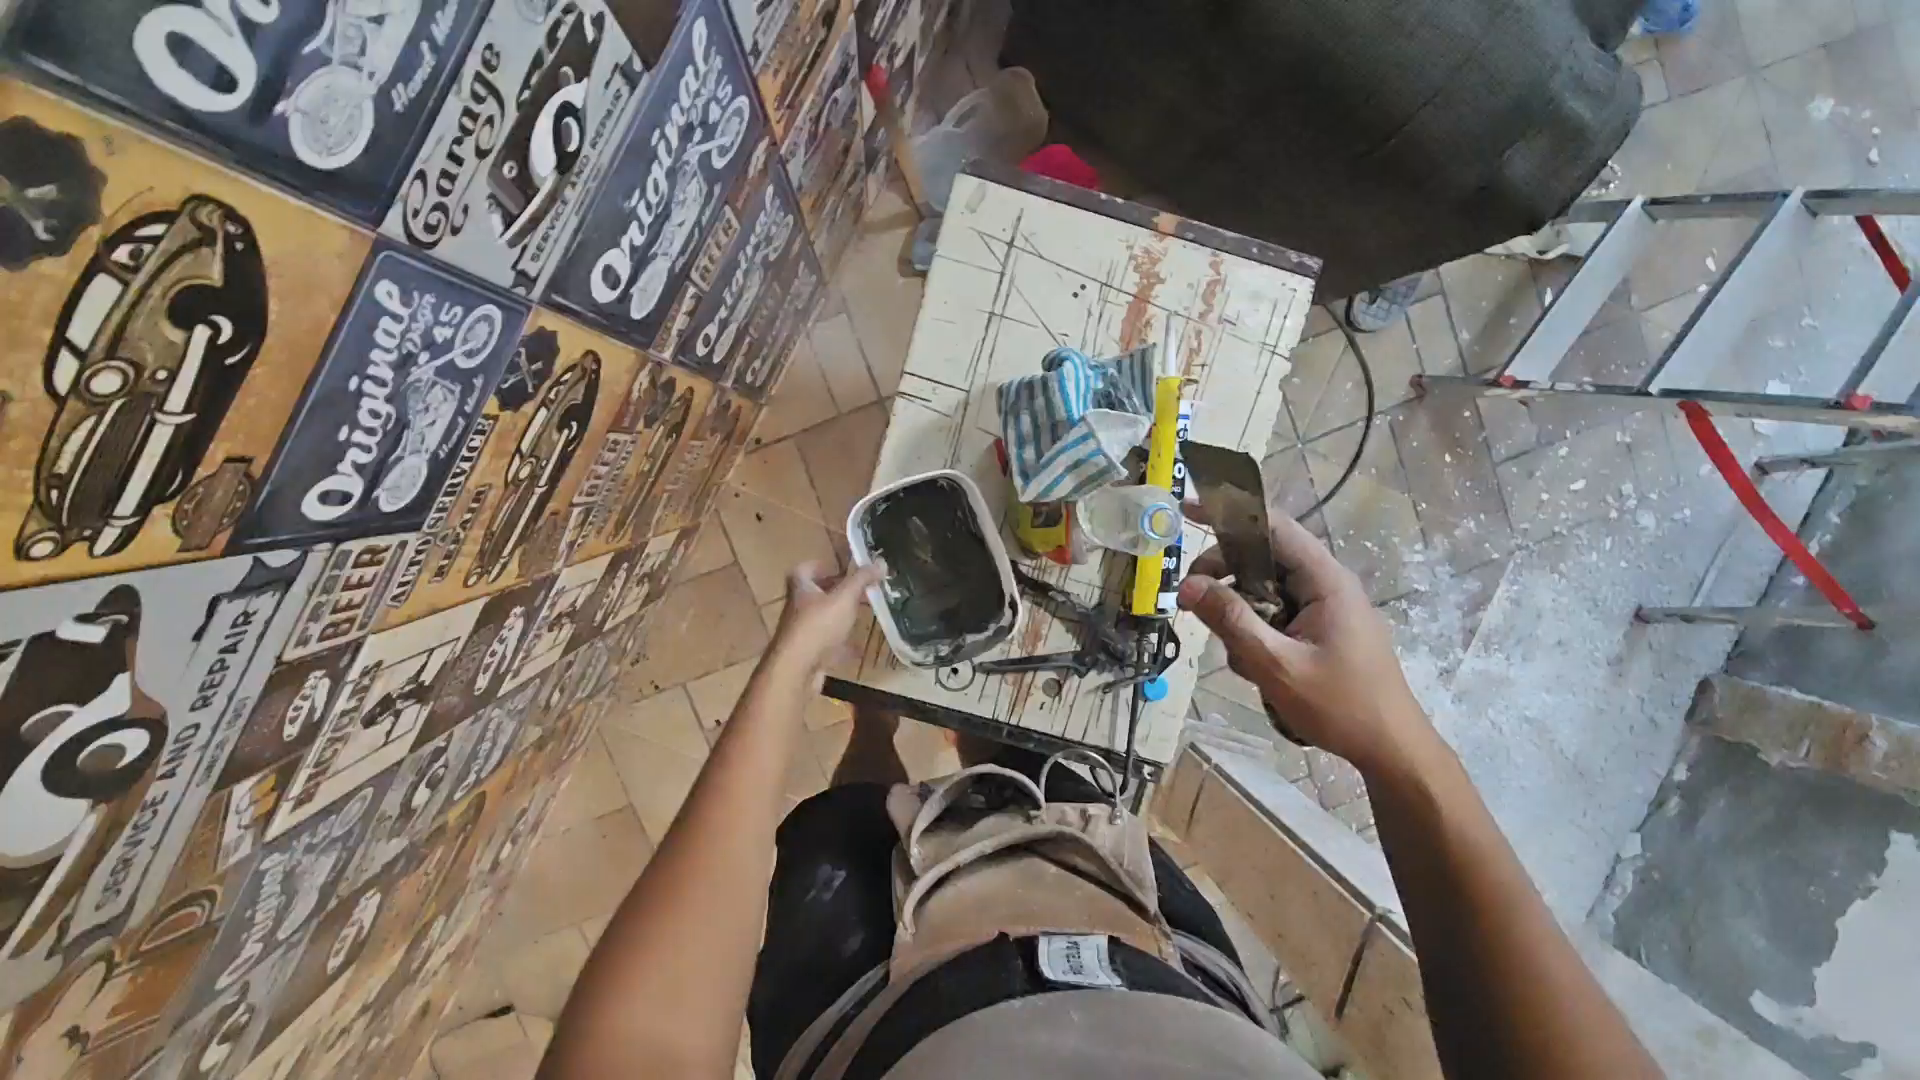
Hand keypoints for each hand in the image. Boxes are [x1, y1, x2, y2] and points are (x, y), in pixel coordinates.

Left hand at [765, 560, 885, 689]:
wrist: (797, 670)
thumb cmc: (818, 626)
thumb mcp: (845, 598)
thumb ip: (862, 579)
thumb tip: (881, 561)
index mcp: (801, 588)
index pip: (804, 569)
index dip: (820, 566)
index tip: (839, 569)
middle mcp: (797, 608)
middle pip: (815, 595)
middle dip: (836, 593)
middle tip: (858, 592)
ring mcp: (801, 633)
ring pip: (822, 620)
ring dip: (839, 618)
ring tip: (861, 616)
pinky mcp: (808, 654)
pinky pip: (827, 645)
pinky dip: (841, 645)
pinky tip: (858, 649)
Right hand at [1178, 507, 1436, 777]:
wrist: (1391, 749)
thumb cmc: (1341, 706)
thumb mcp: (1277, 665)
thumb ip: (1231, 621)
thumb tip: (1187, 584)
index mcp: (1325, 580)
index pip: (1273, 526)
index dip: (1229, 513)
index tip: (1186, 509)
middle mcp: (1326, 584)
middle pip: (1263, 558)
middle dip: (1225, 576)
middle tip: (1193, 601)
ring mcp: (1325, 607)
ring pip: (1265, 589)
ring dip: (1240, 613)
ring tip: (1238, 654)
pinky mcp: (1321, 629)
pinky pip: (1276, 613)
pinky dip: (1256, 631)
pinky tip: (1255, 665)